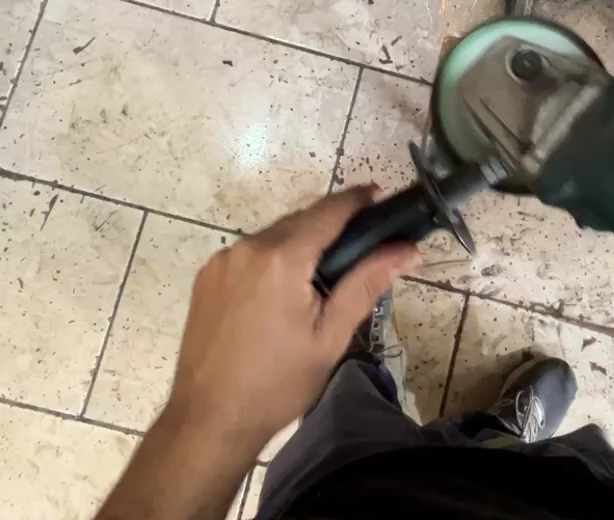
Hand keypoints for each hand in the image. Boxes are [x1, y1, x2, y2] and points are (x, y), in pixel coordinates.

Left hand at [165, 186, 420, 452]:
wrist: (209, 420)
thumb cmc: (277, 383)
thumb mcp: (331, 336)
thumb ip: (367, 283)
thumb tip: (406, 249)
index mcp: (282, 258)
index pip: (328, 211)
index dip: (356, 199)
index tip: (379, 194)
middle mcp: (249, 246)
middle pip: (301, 220)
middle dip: (331, 226)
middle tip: (359, 246)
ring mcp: (223, 259)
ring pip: (275, 235)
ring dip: (300, 243)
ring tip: (321, 276)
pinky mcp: (208, 274)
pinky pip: (251, 252)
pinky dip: (272, 259)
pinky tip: (281, 292)